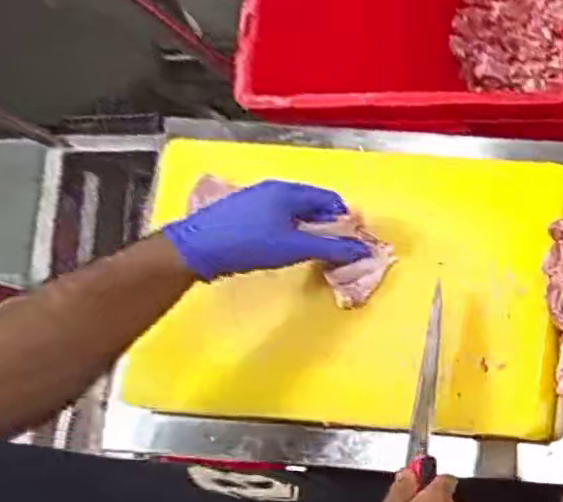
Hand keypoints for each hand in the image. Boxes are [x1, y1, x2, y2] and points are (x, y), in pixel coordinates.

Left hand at [162, 180, 372, 280]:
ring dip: (315, 229)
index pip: (330, 199)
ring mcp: (260, 199)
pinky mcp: (250, 212)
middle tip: (341, 249)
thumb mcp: (297, 248)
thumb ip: (333, 248)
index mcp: (287, 192)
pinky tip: (296, 247)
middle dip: (332, 225)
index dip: (347, 219)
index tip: (355, 241)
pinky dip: (298, 230)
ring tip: (320, 251)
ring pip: (300, 211)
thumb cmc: (251, 244)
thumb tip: (363, 250)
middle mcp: (274, 190)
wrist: (200, 249)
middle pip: (315, 204)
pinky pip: (285, 217)